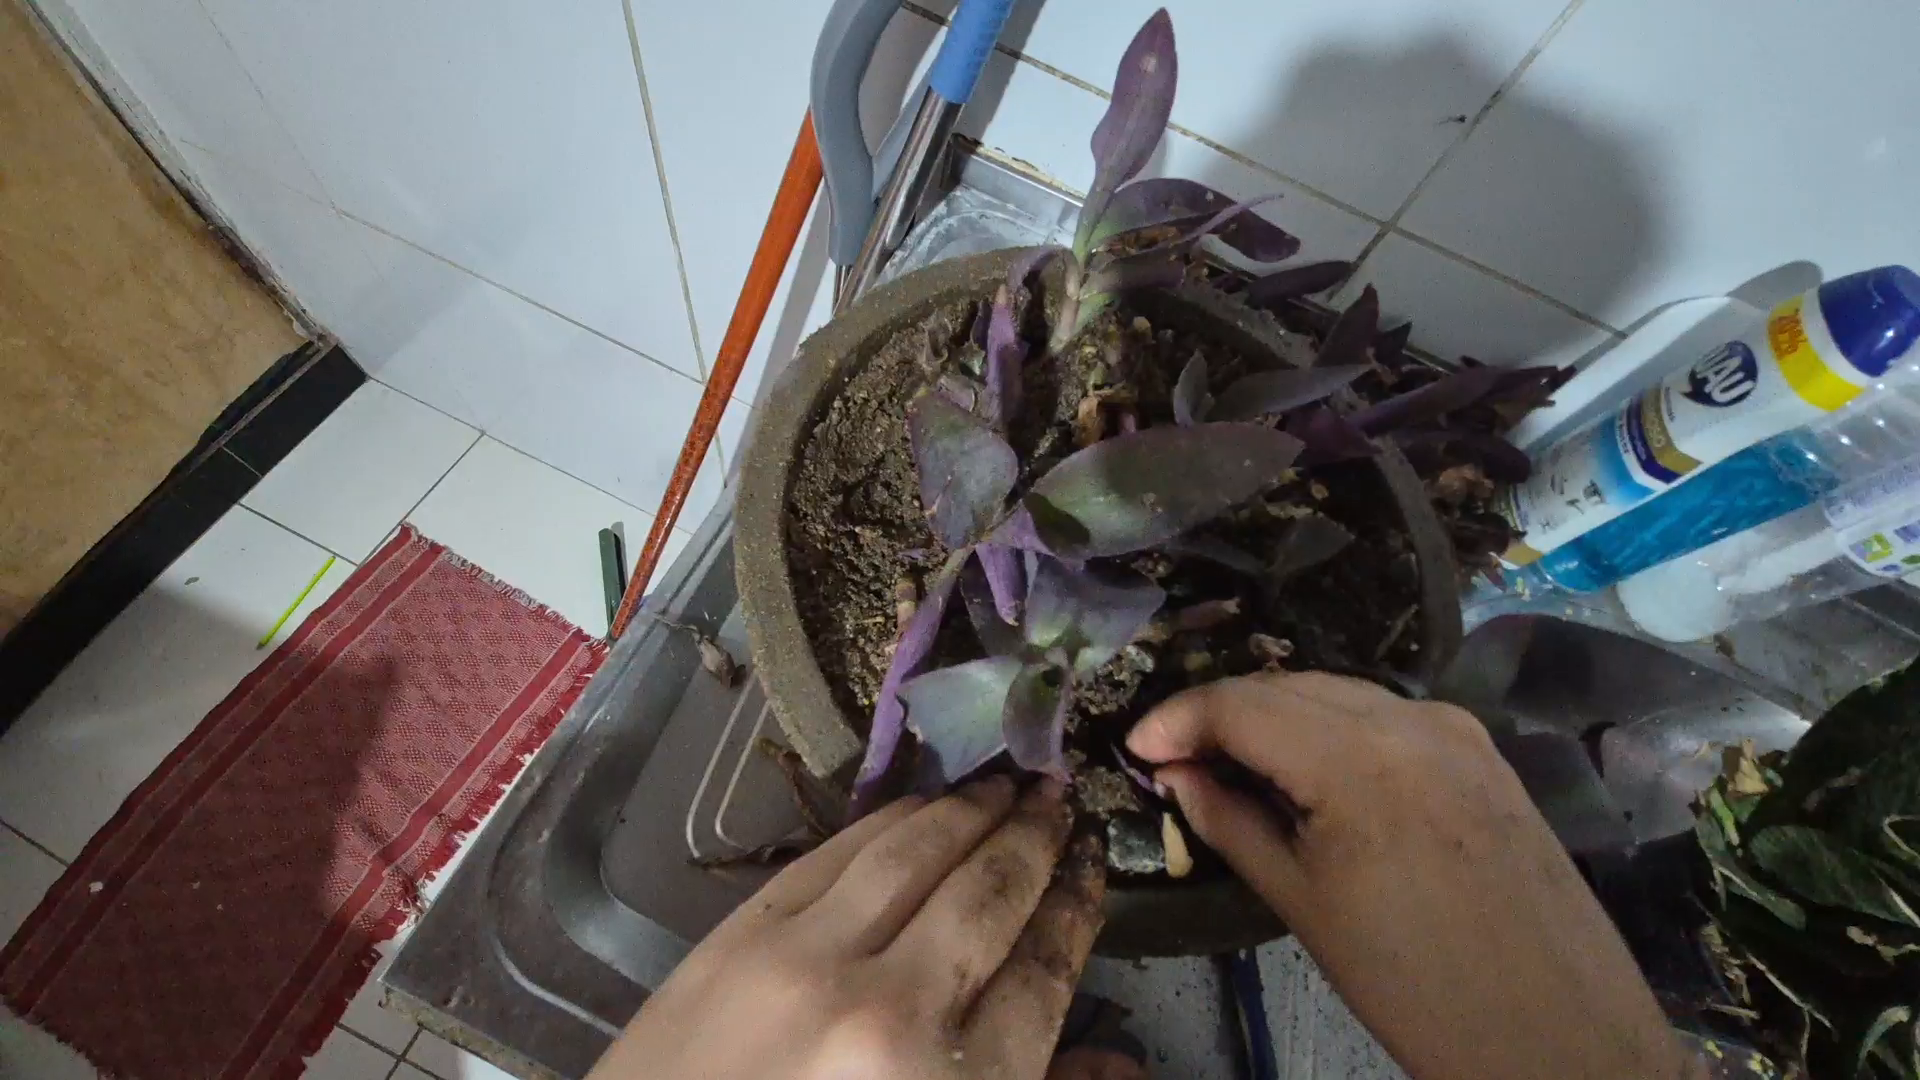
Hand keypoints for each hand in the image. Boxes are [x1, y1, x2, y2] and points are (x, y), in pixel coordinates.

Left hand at [588, 776, 1105, 1079]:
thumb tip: (1125, 1068)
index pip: (1041, 975)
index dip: (1074, 911)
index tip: (1091, 866)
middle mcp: (888, 1012)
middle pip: (987, 897)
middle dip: (1035, 842)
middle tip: (1060, 797)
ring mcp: (809, 960)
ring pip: (918, 854)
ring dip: (972, 811)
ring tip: (1007, 784)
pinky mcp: (745, 931)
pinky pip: (841, 849)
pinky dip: (894, 817)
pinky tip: (925, 802)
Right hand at [1128, 671, 1693, 1079]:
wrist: (1567, 1046)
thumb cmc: (1414, 985)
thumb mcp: (1297, 899)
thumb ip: (1223, 818)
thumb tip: (1170, 771)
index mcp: (1357, 759)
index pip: (1238, 705)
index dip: (1176, 718)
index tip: (1136, 746)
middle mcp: (1408, 718)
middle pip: (1279, 686)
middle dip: (1216, 713)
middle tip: (1174, 755)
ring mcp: (1450, 726)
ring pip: (1326, 690)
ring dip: (1266, 713)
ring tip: (1229, 757)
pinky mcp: (1476, 746)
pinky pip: (1375, 711)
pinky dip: (1321, 723)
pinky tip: (1304, 762)